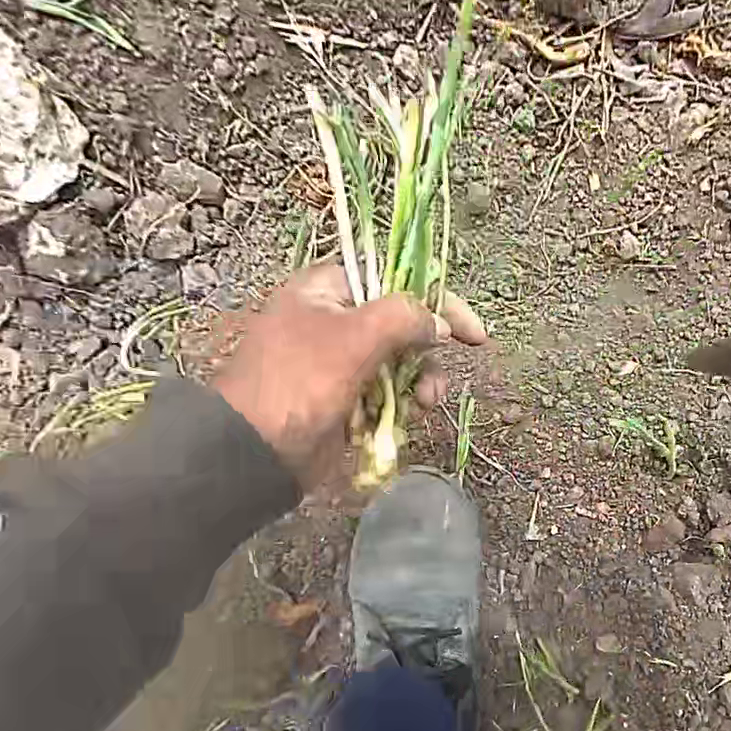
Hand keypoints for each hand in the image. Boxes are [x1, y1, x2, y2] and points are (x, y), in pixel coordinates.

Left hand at [211, 265, 486, 488]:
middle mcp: (337, 319)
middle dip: (428, 353)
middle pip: (404, 324)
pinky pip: (390, 390)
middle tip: (439, 380)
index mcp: (329, 290)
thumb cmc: (301, 384)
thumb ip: (403, 317)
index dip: (438, 301)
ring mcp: (343, 360)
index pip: (396, 277)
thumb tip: (439, 323)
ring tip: (425, 405)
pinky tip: (406, 417)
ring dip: (421, 382)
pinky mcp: (348, 395)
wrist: (257, 452)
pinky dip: (403, 402)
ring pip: (402, 362)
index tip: (472, 333)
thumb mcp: (354, 339)